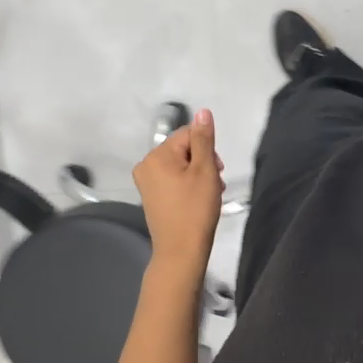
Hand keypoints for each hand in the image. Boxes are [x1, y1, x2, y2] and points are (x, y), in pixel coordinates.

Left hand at [131, 108, 224, 270]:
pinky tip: (197, 199)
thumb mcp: (205, 170)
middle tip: (215, 184)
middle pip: (183, 149)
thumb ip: (204, 139)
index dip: (207, 149)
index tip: (217, 171)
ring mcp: (145, 181)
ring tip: (209, 193)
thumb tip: (203, 111)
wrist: (181, 251)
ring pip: (179, 164)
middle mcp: (145, 164)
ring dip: (198, 173)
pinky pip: (172, 178)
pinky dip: (187, 184)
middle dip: (203, 162)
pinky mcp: (150, 196)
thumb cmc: (195, 209)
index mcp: (157, 155)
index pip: (189, 134)